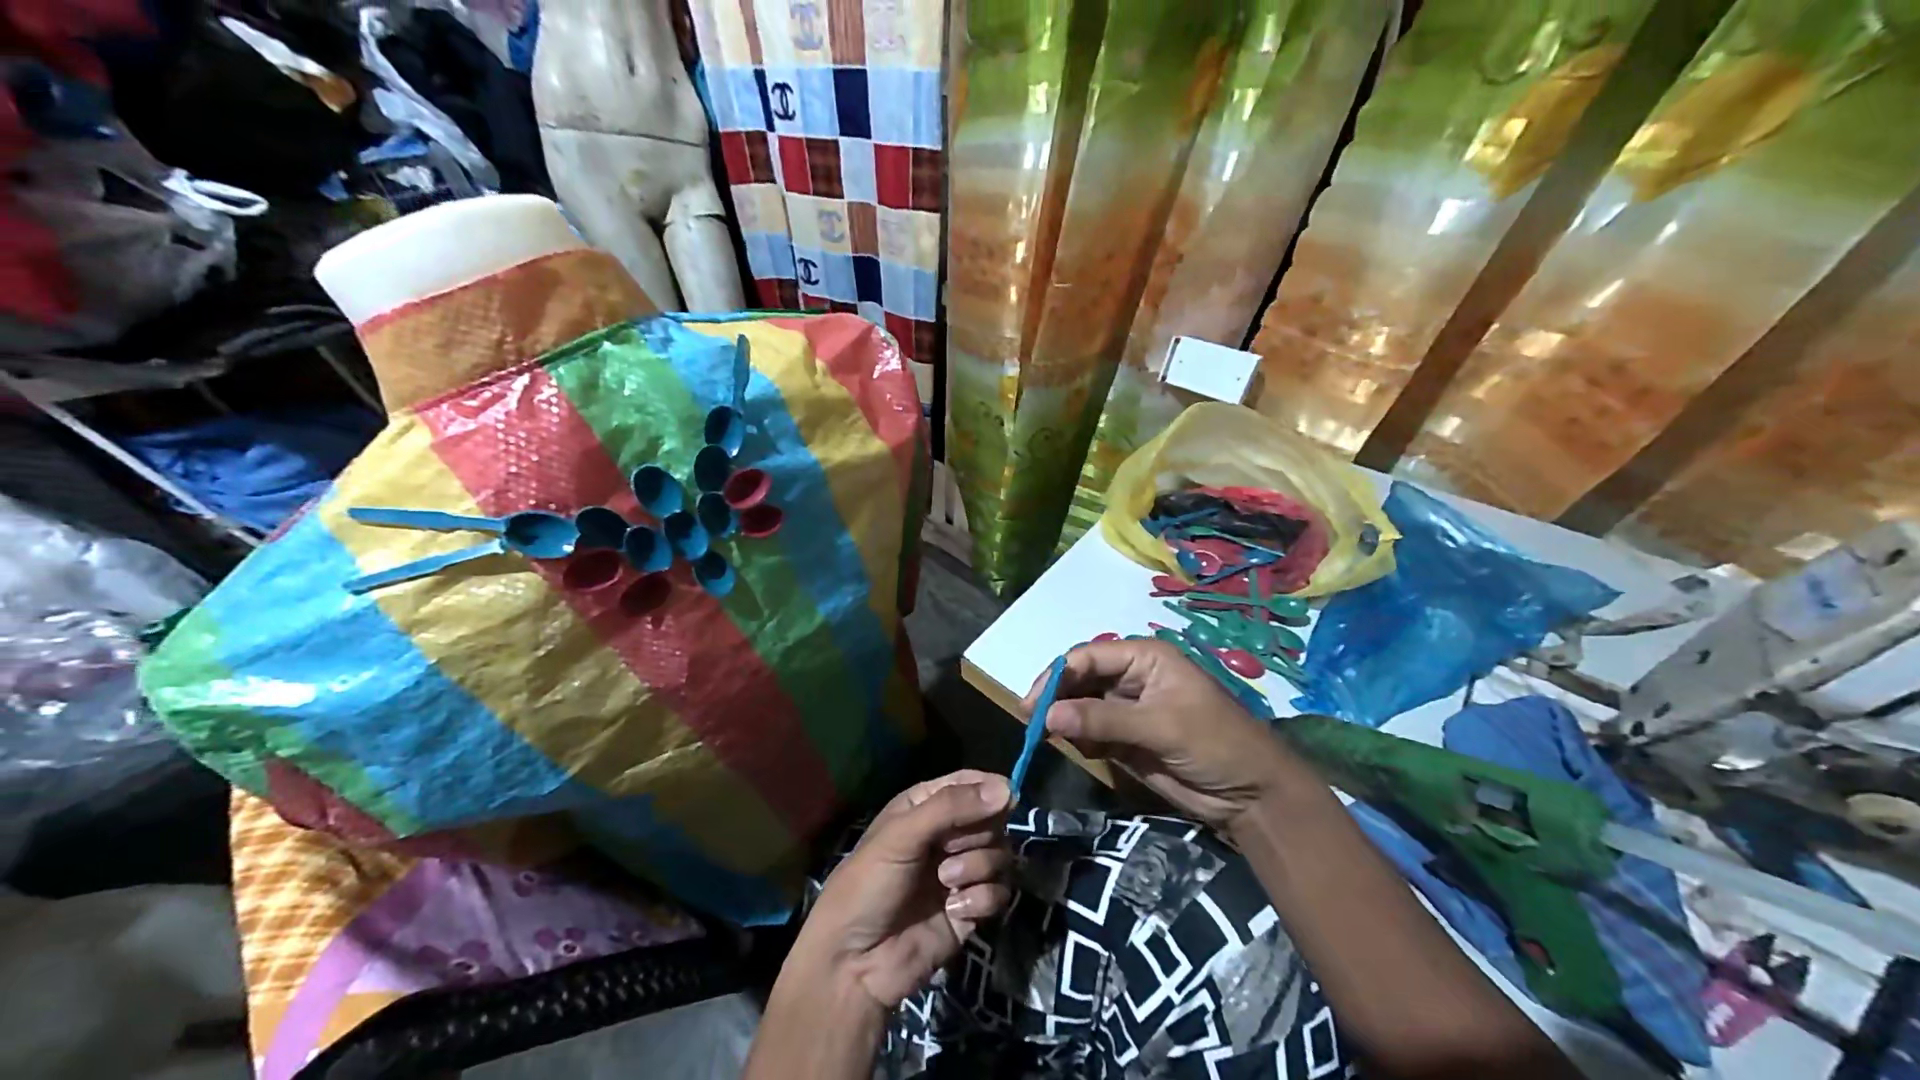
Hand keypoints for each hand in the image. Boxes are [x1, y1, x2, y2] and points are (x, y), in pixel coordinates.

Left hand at [797, 770, 1012, 1008]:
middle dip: (976, 835)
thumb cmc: (868, 886)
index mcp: (924, 807)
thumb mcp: (901, 836)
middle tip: (949, 851)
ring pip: (1000, 853)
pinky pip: (999, 891)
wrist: (855, 964)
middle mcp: (946, 835)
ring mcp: (960, 872)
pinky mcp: (970, 908)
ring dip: (978, 866)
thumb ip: (951, 808)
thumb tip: (1007, 789)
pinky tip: (956, 911)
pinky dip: (982, 899)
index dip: (988, 790)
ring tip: (947, 884)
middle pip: (991, 819)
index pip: (969, 784)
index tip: (1004, 799)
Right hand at [1027, 639, 1320, 831]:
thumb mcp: (1160, 725)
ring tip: (1047, 737)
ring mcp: (1127, 710)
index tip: (1032, 704)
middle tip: (1032, 723)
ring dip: (1063, 720)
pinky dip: (1077, 740)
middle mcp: (1131, 678)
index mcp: (1144, 658)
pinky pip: (1089, 733)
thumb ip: (1102, 720)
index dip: (1058, 676)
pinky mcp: (1124, 740)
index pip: (1088, 657)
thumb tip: (1046, 716)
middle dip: (1056, 698)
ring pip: (1079, 707)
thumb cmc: (1215, 744)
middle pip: (1079, 680)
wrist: (1250, 795)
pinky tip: (1077, 750)